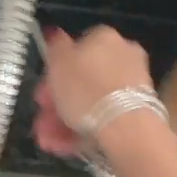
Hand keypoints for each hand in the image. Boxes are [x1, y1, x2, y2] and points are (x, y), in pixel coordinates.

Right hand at [32, 26, 156, 156]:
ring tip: (49, 140)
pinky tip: (65, 145)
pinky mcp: (134, 110)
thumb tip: (54, 32)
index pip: (75, 50)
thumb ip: (55, 47)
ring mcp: (130, 84)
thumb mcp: (59, 64)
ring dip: (64, 121)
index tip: (43, 94)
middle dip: (57, 103)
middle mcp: (122, 54)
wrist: (124, 125)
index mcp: (103, 37)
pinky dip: (82, 131)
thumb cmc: (86, 91)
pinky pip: (102, 117)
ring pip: (89, 102)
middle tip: (42, 121)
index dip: (54, 74)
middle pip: (81, 80)